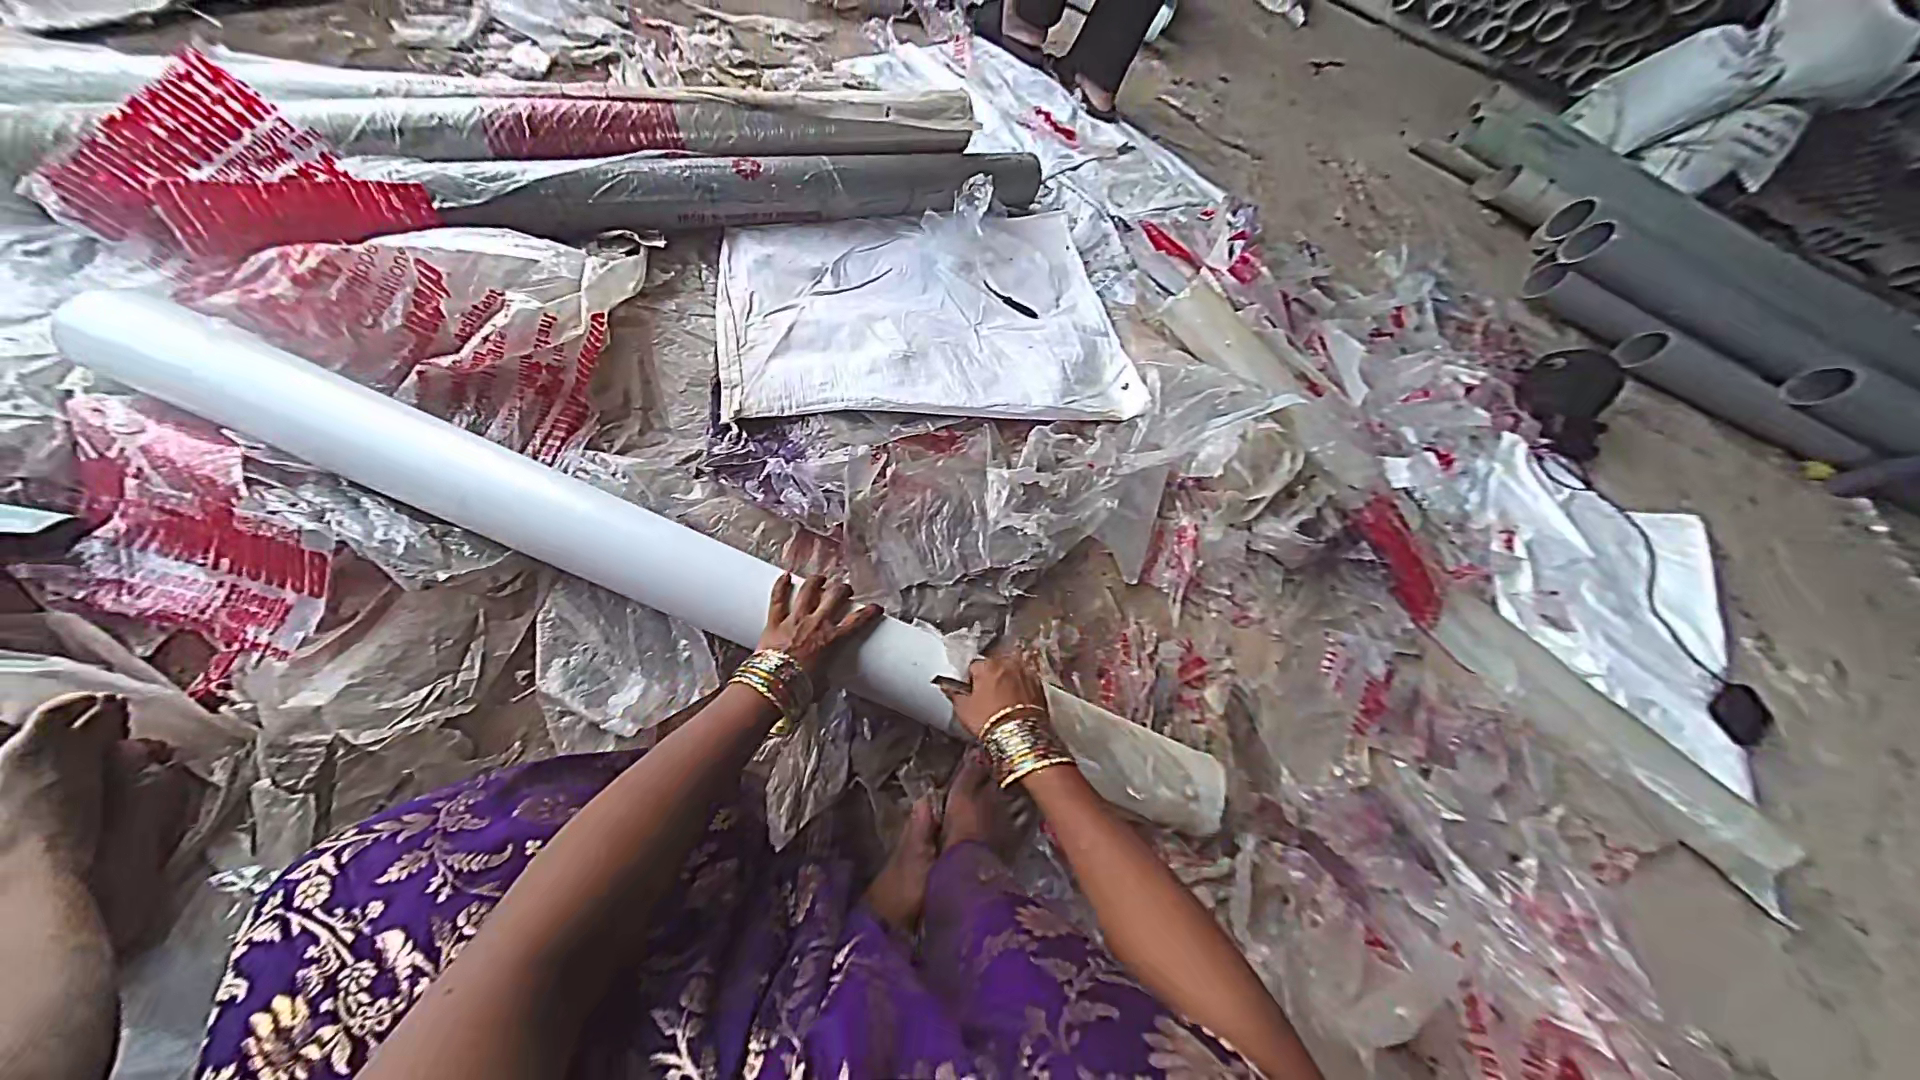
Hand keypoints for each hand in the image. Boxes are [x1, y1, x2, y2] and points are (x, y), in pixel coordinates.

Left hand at [758, 573, 883, 678]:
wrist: (773, 686)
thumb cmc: (798, 688)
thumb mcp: (821, 684)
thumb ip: (825, 677)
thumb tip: (824, 683)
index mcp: (831, 640)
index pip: (857, 620)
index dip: (870, 612)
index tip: (876, 608)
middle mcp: (816, 624)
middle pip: (834, 596)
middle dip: (842, 589)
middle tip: (844, 590)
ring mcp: (795, 620)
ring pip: (808, 591)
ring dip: (816, 581)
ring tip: (820, 578)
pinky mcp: (775, 621)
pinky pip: (778, 599)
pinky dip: (781, 586)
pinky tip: (785, 575)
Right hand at [940, 653, 1048, 737]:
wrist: (1021, 736)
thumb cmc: (989, 720)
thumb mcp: (964, 710)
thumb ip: (954, 694)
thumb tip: (947, 687)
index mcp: (986, 665)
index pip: (973, 667)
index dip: (971, 680)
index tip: (971, 693)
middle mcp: (1007, 663)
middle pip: (994, 666)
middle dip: (990, 677)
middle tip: (987, 697)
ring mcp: (1025, 672)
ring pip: (1011, 672)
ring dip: (1007, 680)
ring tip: (1003, 700)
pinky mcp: (1039, 684)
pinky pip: (1026, 681)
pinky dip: (1021, 687)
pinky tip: (1017, 702)